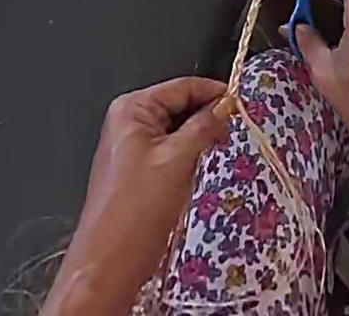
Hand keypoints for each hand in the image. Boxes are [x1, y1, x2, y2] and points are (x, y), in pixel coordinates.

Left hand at [44, 78, 231, 315]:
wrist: (109, 262)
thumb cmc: (136, 208)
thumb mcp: (176, 161)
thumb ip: (203, 127)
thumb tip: (225, 104)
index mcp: (132, 107)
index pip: (180, 87)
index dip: (211, 91)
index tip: (239, 100)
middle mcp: (129, 118)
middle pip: (177, 105)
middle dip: (205, 115)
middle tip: (234, 127)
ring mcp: (131, 142)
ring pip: (175, 128)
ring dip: (198, 136)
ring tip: (219, 146)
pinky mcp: (137, 165)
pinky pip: (169, 147)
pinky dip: (187, 152)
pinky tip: (200, 164)